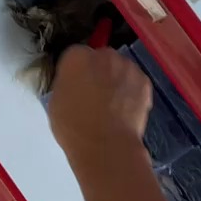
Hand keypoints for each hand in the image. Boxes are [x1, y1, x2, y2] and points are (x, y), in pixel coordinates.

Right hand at [47, 44, 153, 171]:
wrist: (106, 145)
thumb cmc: (73, 126)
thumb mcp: (56, 101)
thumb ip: (66, 83)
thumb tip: (75, 82)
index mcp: (76, 57)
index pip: (73, 55)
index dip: (73, 71)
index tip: (73, 85)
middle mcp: (104, 55)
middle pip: (100, 57)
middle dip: (97, 71)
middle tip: (93, 94)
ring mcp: (128, 67)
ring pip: (119, 68)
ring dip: (115, 79)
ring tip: (111, 104)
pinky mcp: (145, 82)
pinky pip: (134, 81)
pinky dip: (130, 91)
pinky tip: (124, 109)